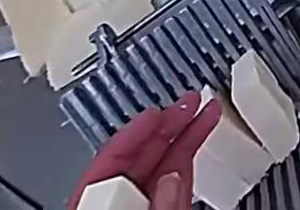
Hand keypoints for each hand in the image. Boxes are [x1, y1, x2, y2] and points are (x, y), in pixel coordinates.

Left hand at [66, 91, 221, 209]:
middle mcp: (111, 202)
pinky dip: (182, 167)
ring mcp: (133, 208)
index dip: (136, 128)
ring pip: (156, 172)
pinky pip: (163, 190)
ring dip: (183, 140)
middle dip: (169, 125)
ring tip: (205, 113)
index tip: (159, 108)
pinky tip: (194, 146)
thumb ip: (157, 207)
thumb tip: (174, 175)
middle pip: (137, 159)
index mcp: (93, 203)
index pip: (110, 157)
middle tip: (193, 100)